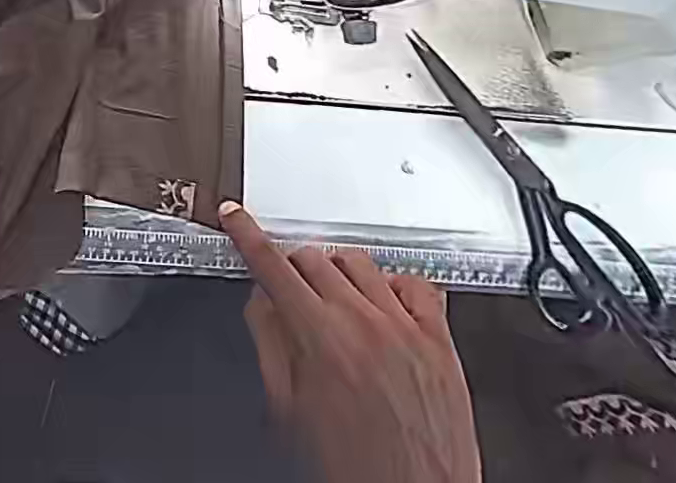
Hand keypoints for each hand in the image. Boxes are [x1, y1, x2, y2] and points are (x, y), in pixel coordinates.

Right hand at [221, 202, 480, 482]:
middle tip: (289, 289)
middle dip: (291, 266)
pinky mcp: (440, 342)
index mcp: (319, 338)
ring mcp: (404, 329)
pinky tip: (382, 303)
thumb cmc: (353, 468)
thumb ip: (268, 341)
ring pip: (357, 261)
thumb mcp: (287, 409)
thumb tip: (259, 299)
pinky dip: (392, 284)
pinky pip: (414, 284)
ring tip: (334, 301)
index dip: (246, 234)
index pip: (270, 265)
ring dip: (335, 272)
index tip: (236, 217)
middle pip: (311, 256)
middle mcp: (362, 323)